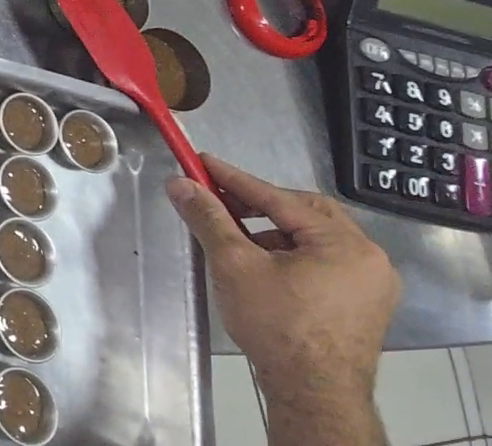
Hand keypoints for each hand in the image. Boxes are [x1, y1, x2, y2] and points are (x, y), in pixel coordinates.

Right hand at [166, 153, 399, 404]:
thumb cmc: (276, 322)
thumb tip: (180, 182)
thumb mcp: (233, 263)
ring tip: (235, 234)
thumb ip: (208, 217)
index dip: (233, 178)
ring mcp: (371, 283)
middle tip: (221, 199)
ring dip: (272, 228)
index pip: (278, 198)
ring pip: (314, 236)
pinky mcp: (363, 303)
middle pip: (306, 212)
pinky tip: (261, 262)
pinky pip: (323, 259)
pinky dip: (289, 250)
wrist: (312, 390)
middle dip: (260, 202)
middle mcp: (369, 258)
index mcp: (345, 245)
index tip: (199, 161)